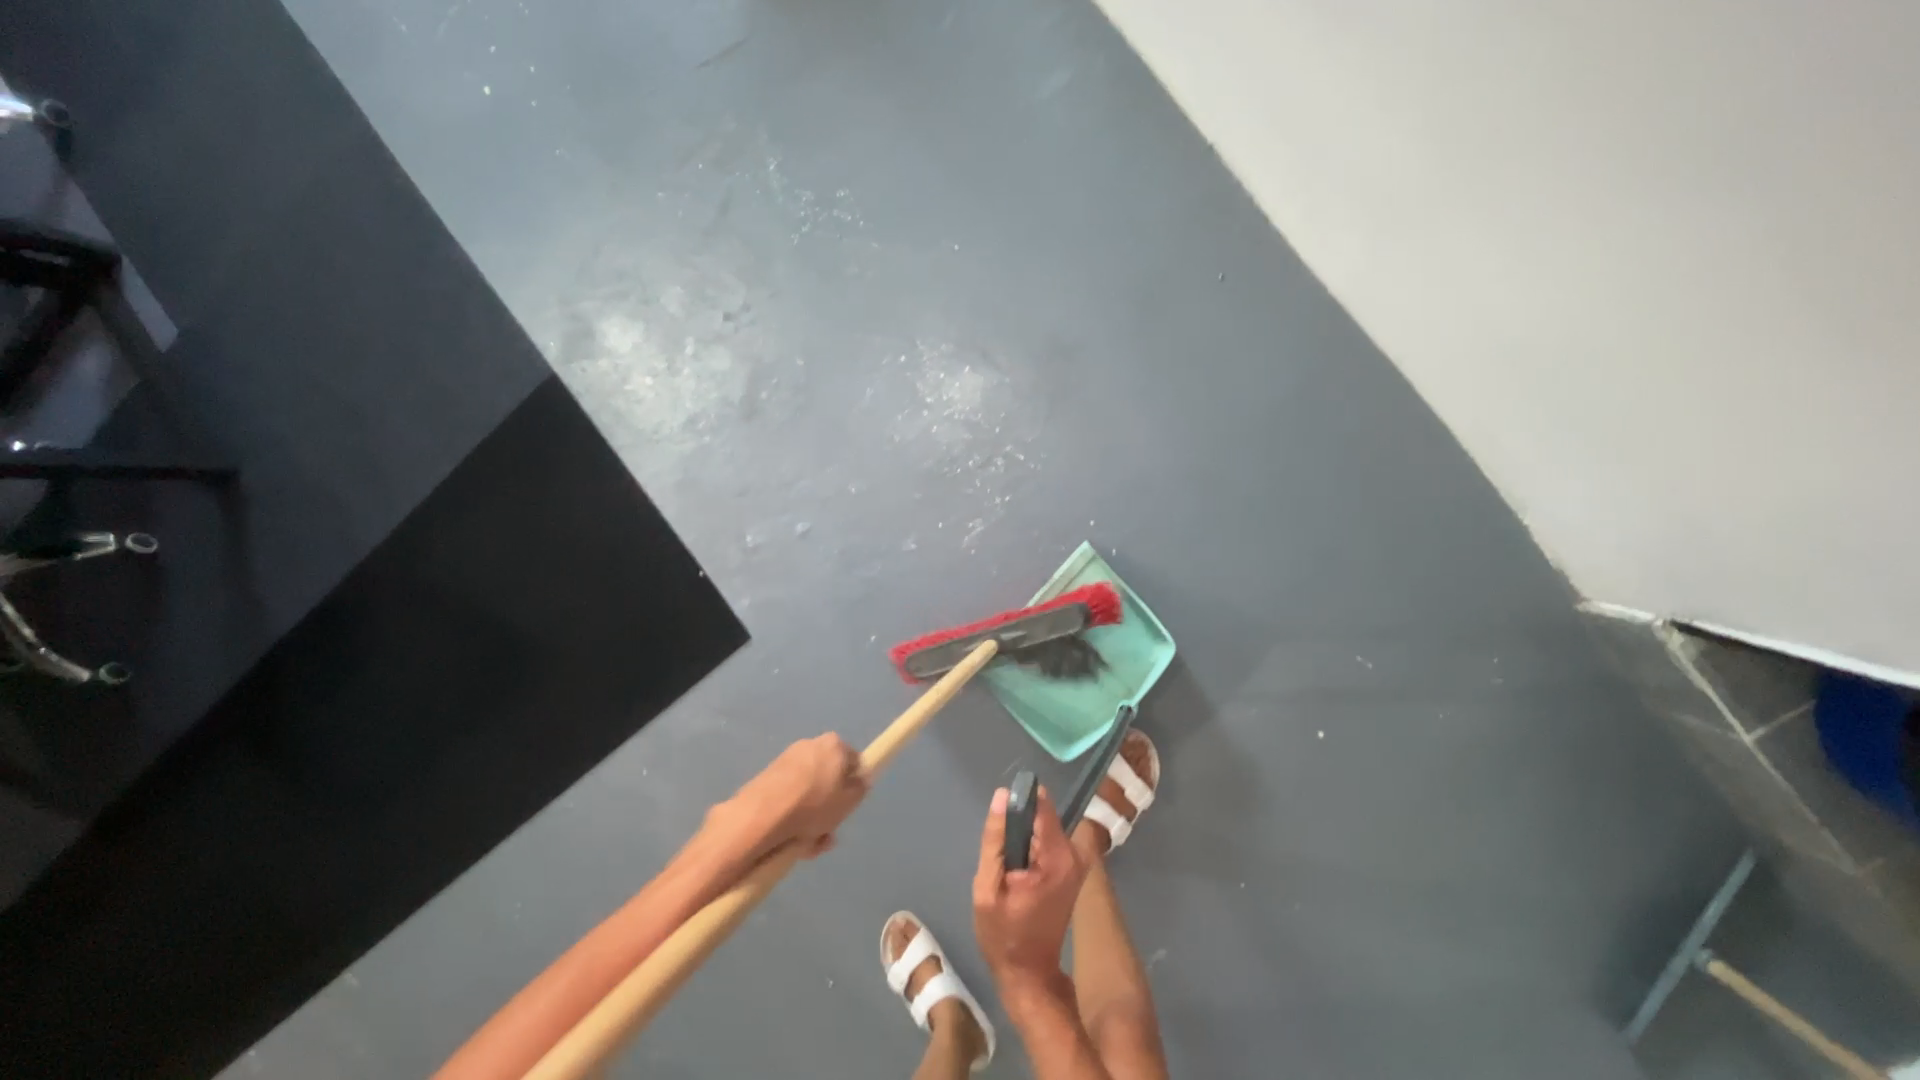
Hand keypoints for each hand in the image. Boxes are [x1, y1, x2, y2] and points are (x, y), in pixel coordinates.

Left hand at [731, 734, 867, 858]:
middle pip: (828, 780)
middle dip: (830, 808)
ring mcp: (786, 762)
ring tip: (810, 845)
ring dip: (812, 820)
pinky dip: (793, 819)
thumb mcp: (850, 801)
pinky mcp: (767, 779)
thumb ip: (860, 788)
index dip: (853, 786)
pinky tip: (793, 842)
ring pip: (808, 794)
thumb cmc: (814, 805)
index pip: (853, 762)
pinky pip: (789, 799)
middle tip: (829, 831)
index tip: (849, 806)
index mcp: (834, 745)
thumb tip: (858, 780)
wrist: (762, 816)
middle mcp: (810, 746)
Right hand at [973, 786, 1086, 991]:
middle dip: (1018, 827)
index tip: (999, 818)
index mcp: (1057, 857)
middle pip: (1043, 817)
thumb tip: (1002, 795)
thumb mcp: (987, 887)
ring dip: (1023, 840)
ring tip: (1008, 869)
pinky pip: (1049, 842)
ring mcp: (1079, 862)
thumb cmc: (1003, 934)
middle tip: (1000, 858)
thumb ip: (995, 840)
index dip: (1018, 804)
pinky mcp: (1075, 869)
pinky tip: (1019, 874)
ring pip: (1044, 829)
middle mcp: (1076, 854)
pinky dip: (1032, 851)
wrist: (1030, 972)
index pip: (1042, 806)